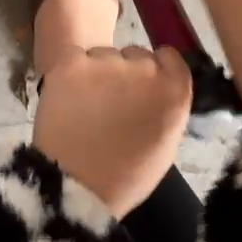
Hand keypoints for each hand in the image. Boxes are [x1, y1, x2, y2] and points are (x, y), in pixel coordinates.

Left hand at [33, 45, 191, 216]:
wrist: (77, 187)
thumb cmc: (127, 176)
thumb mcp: (166, 143)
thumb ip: (165, 106)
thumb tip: (156, 89)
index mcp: (174, 91)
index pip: (170, 58)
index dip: (156, 68)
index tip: (144, 83)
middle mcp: (144, 69)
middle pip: (135, 54)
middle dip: (125, 71)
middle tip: (111, 100)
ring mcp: (106, 62)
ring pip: (102, 54)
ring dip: (96, 71)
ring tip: (85, 104)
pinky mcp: (71, 62)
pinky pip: (74, 57)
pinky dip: (70, 73)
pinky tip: (66, 98)